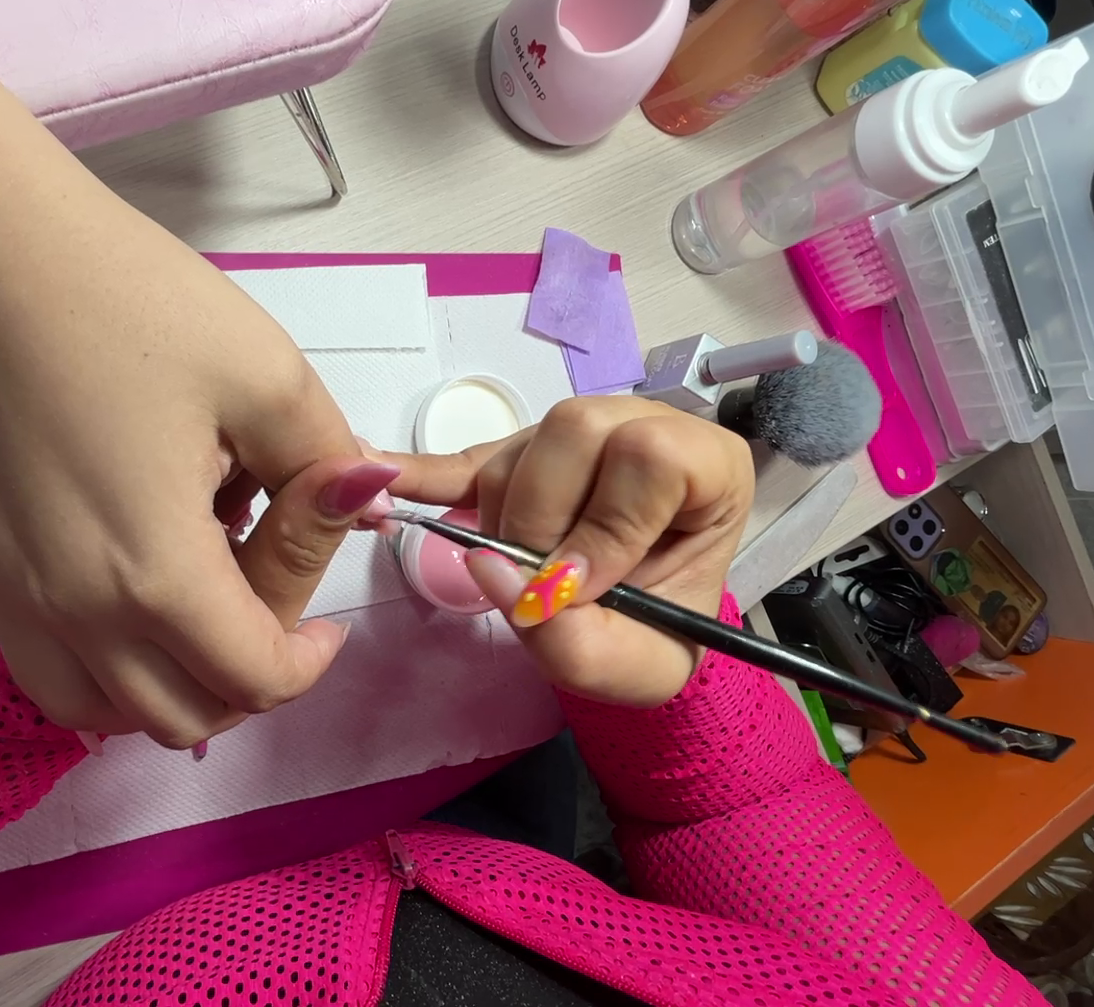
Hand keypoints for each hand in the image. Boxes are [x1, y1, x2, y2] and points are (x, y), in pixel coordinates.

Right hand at [0, 190, 385, 747]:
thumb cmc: (129, 301)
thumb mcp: (264, 375)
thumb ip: (327, 462)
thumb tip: (365, 505)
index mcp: (155, 572)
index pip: (252, 678)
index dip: (309, 662)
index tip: (327, 620)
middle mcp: (71, 612)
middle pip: (182, 713)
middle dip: (246, 672)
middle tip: (262, 588)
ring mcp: (7, 597)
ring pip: (101, 713)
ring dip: (170, 684)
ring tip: (197, 604)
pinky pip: (45, 667)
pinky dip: (104, 664)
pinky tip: (126, 584)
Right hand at [385, 397, 754, 707]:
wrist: (638, 628)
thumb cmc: (656, 638)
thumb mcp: (640, 667)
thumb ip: (575, 638)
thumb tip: (489, 567)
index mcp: (709, 466)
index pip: (650, 456)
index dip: (608, 524)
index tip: (582, 586)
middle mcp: (646, 426)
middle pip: (573, 429)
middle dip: (542, 519)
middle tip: (540, 579)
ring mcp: (579, 432)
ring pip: (518, 447)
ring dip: (504, 518)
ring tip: (523, 567)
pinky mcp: (521, 452)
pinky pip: (467, 460)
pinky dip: (424, 475)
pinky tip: (383, 474)